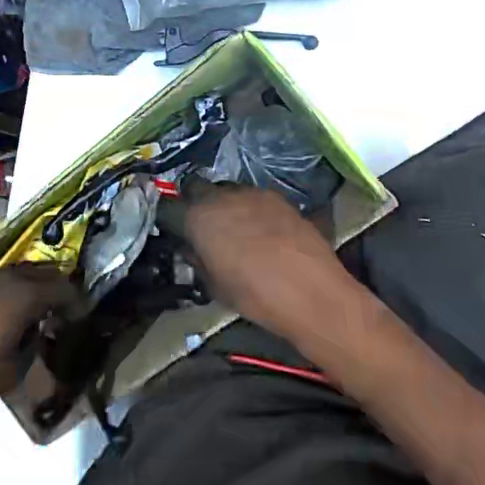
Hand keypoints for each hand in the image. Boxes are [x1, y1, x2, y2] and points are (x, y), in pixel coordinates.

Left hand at [0, 266, 75, 412]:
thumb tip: (37, 338)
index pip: (62, 288)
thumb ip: (31, 351)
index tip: (84, 318)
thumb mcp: (10, 373)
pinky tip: (10, 313)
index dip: (77, 302)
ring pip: (19, 273)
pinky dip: (13, 291)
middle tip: (67, 311)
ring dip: (34, 287)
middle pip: (42, 273)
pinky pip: (0, 281)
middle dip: (58, 288)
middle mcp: (5, 278)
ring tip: (42, 312)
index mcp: (22, 295)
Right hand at [179, 183, 367, 346]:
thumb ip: (197, 260)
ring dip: (227, 205)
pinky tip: (264, 231)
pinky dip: (253, 209)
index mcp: (197, 217)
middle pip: (198, 188)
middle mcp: (220, 197)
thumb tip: (192, 248)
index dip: (173, 218)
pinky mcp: (279, 198)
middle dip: (198, 203)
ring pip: (228, 191)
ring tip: (238, 228)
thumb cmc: (255, 296)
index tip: (180, 231)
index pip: (171, 206)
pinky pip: (255, 198)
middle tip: (206, 226)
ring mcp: (252, 193)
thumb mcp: (214, 286)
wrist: (313, 294)